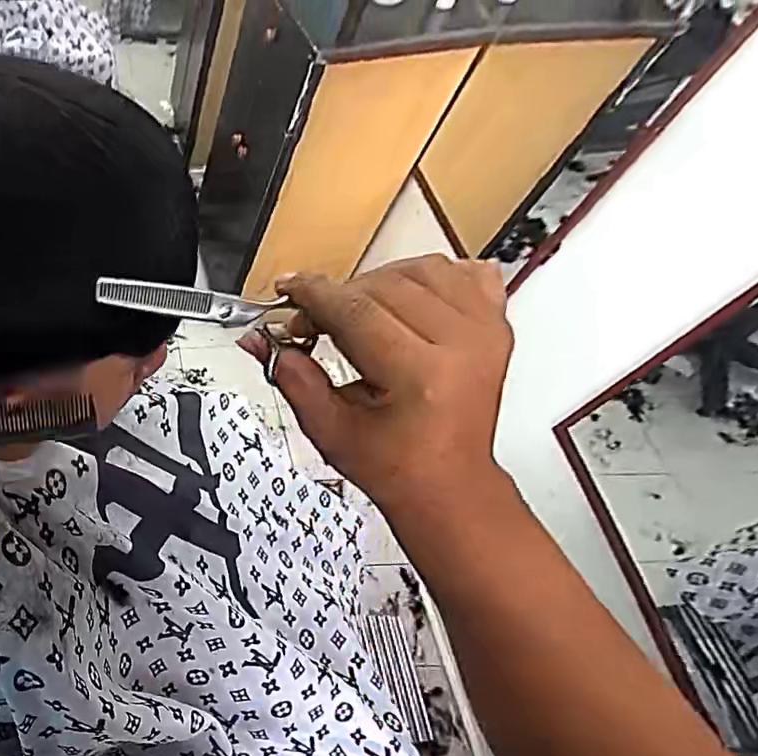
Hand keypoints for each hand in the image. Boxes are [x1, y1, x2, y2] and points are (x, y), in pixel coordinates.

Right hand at [240, 255, 513, 508]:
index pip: (357, 311)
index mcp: (420, 376)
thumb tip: (261, 341)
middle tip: (308, 322)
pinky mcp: (495, 325)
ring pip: (422, 269)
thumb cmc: (394, 466)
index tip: (288, 290)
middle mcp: (462, 345)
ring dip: (376, 283)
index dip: (313, 296)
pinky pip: (463, 272)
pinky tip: (402, 298)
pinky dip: (426, 276)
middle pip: (385, 286)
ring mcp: (484, 331)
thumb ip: (293, 377)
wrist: (444, 483)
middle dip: (336, 296)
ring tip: (351, 311)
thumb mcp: (328, 428)